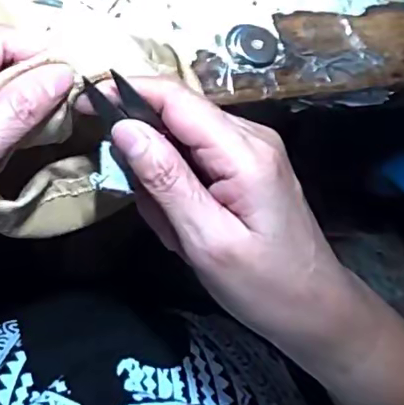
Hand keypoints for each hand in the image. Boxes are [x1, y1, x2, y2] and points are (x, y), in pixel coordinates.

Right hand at [100, 78, 376, 365]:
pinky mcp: (245, 164)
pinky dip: (177, 190)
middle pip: (174, 117)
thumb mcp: (207, 240)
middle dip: (147, 159)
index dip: (126, 91)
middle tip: (156, 215)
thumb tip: (124, 126)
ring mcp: (249, 148)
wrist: (319, 313)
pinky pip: (193, 159)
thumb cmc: (266, 287)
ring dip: (162, 184)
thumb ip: (165, 180)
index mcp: (243, 150)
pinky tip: (189, 226)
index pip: (175, 98)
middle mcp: (248, 136)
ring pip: (178, 141)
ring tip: (179, 232)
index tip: (83, 103)